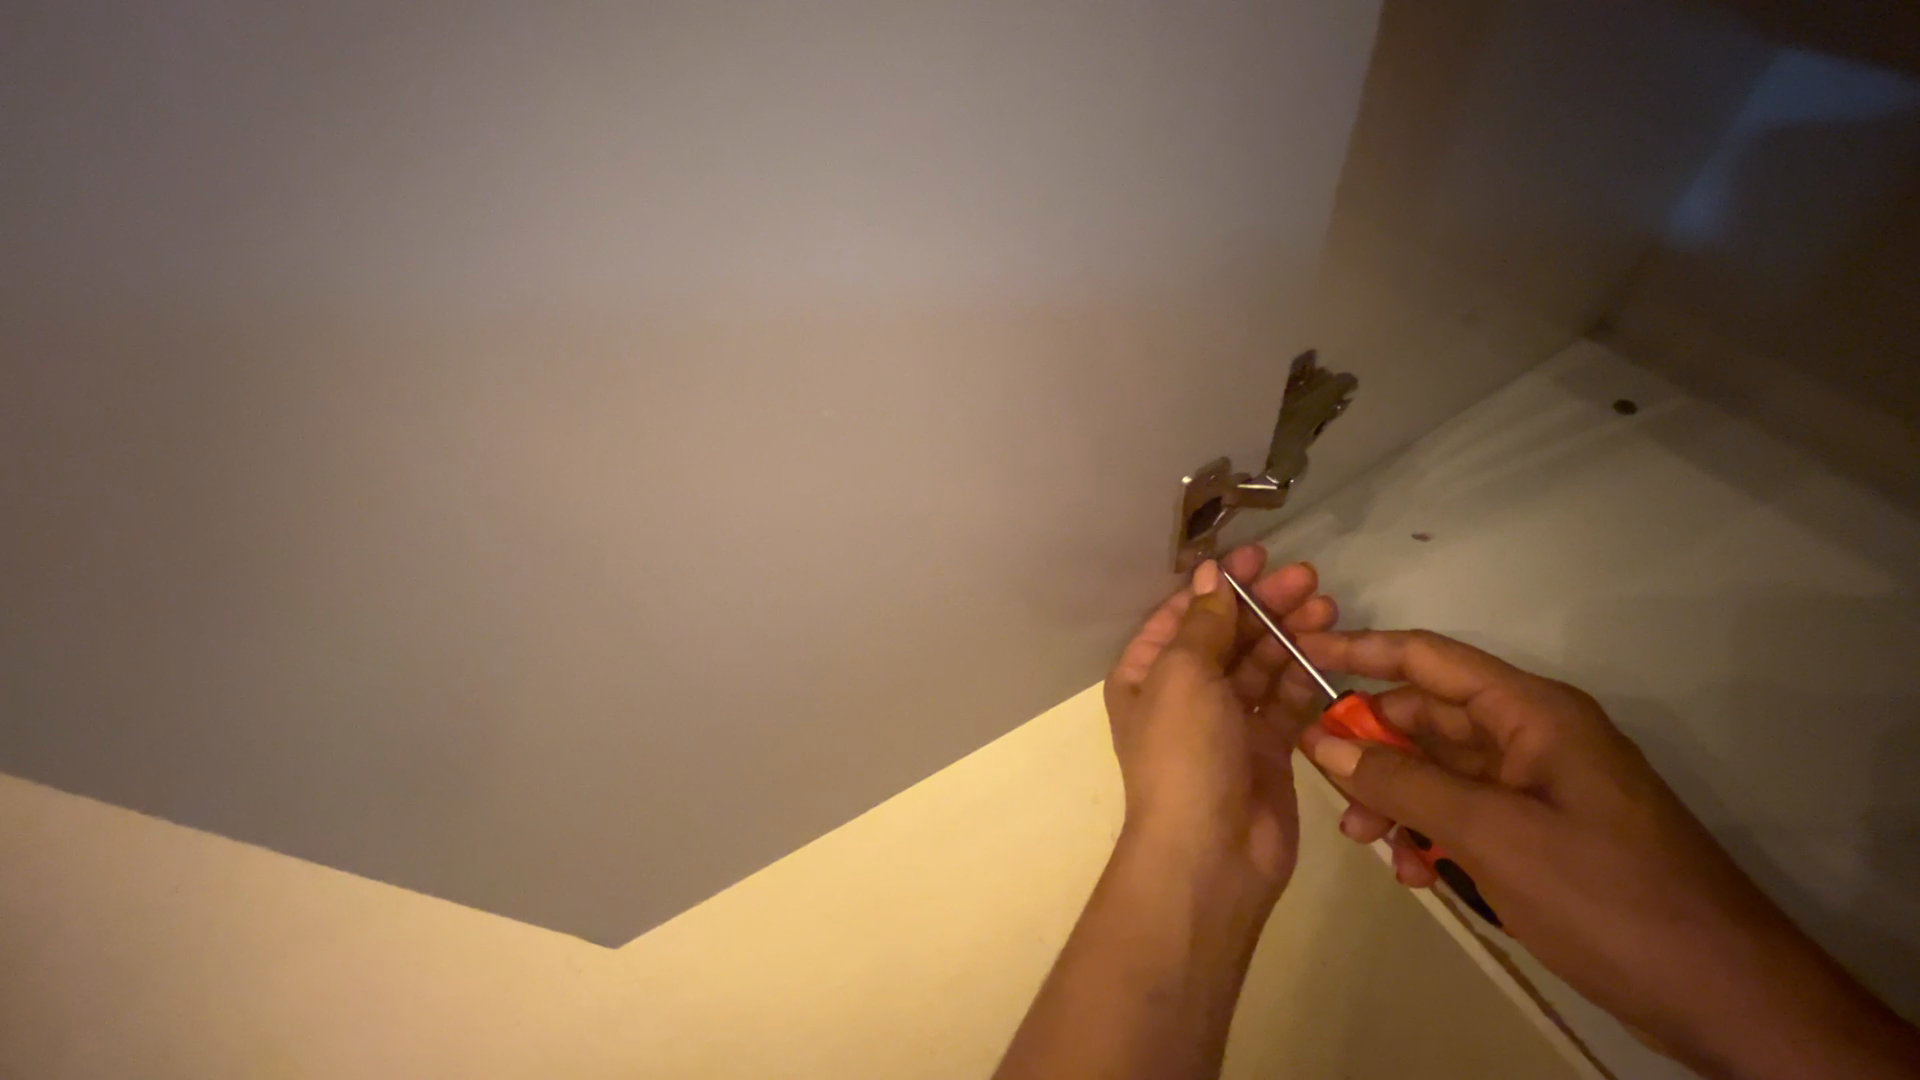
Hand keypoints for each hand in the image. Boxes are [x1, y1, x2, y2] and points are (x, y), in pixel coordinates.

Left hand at [1103, 545, 1336, 895]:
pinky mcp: (1265, 747)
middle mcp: (1182, 693)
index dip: (1218, 583)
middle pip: (1225, 635)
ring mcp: (1225, 721)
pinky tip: (1327, 645)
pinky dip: (1302, 673)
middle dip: (1261, 604)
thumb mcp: (1182, 675)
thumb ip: (1203, 623)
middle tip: (1305, 576)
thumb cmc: (1183, 752)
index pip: (1182, 614)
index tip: (1256, 555)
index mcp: (1146, 674)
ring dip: (1287, 633)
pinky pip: (1283, 699)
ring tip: (1325, 603)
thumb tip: (1209, 574)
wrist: (1211, 853)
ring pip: (1258, 664)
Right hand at [1289, 629, 1919, 1079]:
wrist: (1731, 1003)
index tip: (1296, 650)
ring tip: (1367, 842)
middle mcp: (1530, 736)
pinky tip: (1414, 872)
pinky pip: (1460, 810)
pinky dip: (1427, 831)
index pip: (1426, 657)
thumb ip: (1399, 781)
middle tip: (1322, 780)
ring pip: (1435, 767)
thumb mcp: (1490, 835)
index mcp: (1531, 713)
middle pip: (1423, 716)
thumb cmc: (1609, 898)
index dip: (1357, 648)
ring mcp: (1535, 785)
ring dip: (1393, 797)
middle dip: (1368, 746)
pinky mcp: (1537, 829)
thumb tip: (1318, 740)